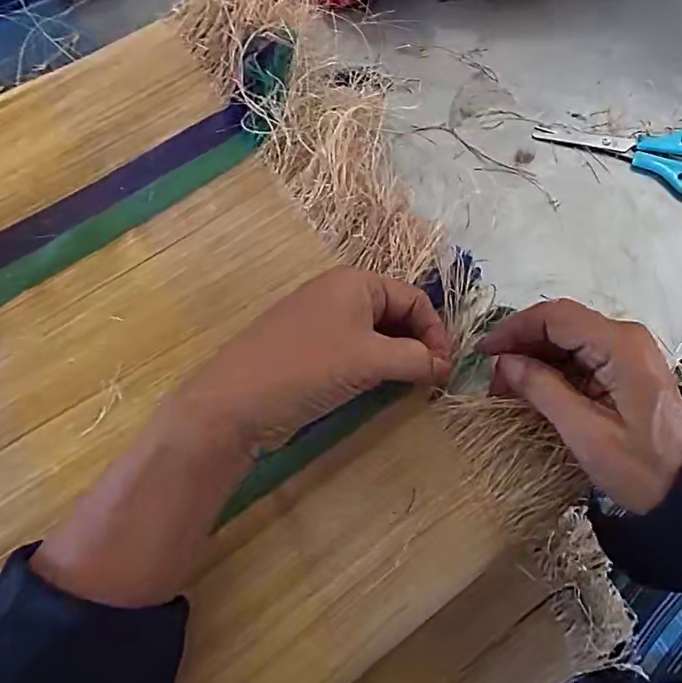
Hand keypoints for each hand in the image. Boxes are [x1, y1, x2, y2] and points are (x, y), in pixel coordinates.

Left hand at [32, 268, 448, 607]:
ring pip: (375, 334)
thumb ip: (415, 359)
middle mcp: (338, 294)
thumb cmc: (307, 367)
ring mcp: (321, 322)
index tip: (445, 370)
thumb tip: (444, 367)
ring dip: (397, 358)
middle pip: (395, 313)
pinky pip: (353, 351)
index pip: (413, 297)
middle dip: (418, 344)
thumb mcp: (369, 359)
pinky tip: (379, 389)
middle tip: (431, 381)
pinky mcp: (309, 350)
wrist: (236, 400)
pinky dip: (373, 367)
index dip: (435, 331)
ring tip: (410, 388)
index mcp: (353, 282)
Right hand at [482, 299, 681, 512]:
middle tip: (493, 376)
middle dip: (520, 344)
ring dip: (532, 356)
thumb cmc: (645, 470)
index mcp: (620, 345)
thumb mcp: (587, 434)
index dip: (514, 328)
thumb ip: (544, 390)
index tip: (485, 352)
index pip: (554, 316)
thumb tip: (505, 362)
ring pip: (564, 337)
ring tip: (507, 386)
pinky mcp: (622, 365)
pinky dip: (549, 367)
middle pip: (558, 323)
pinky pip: (576, 354)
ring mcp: (624, 350)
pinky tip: (531, 387)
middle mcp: (623, 337)